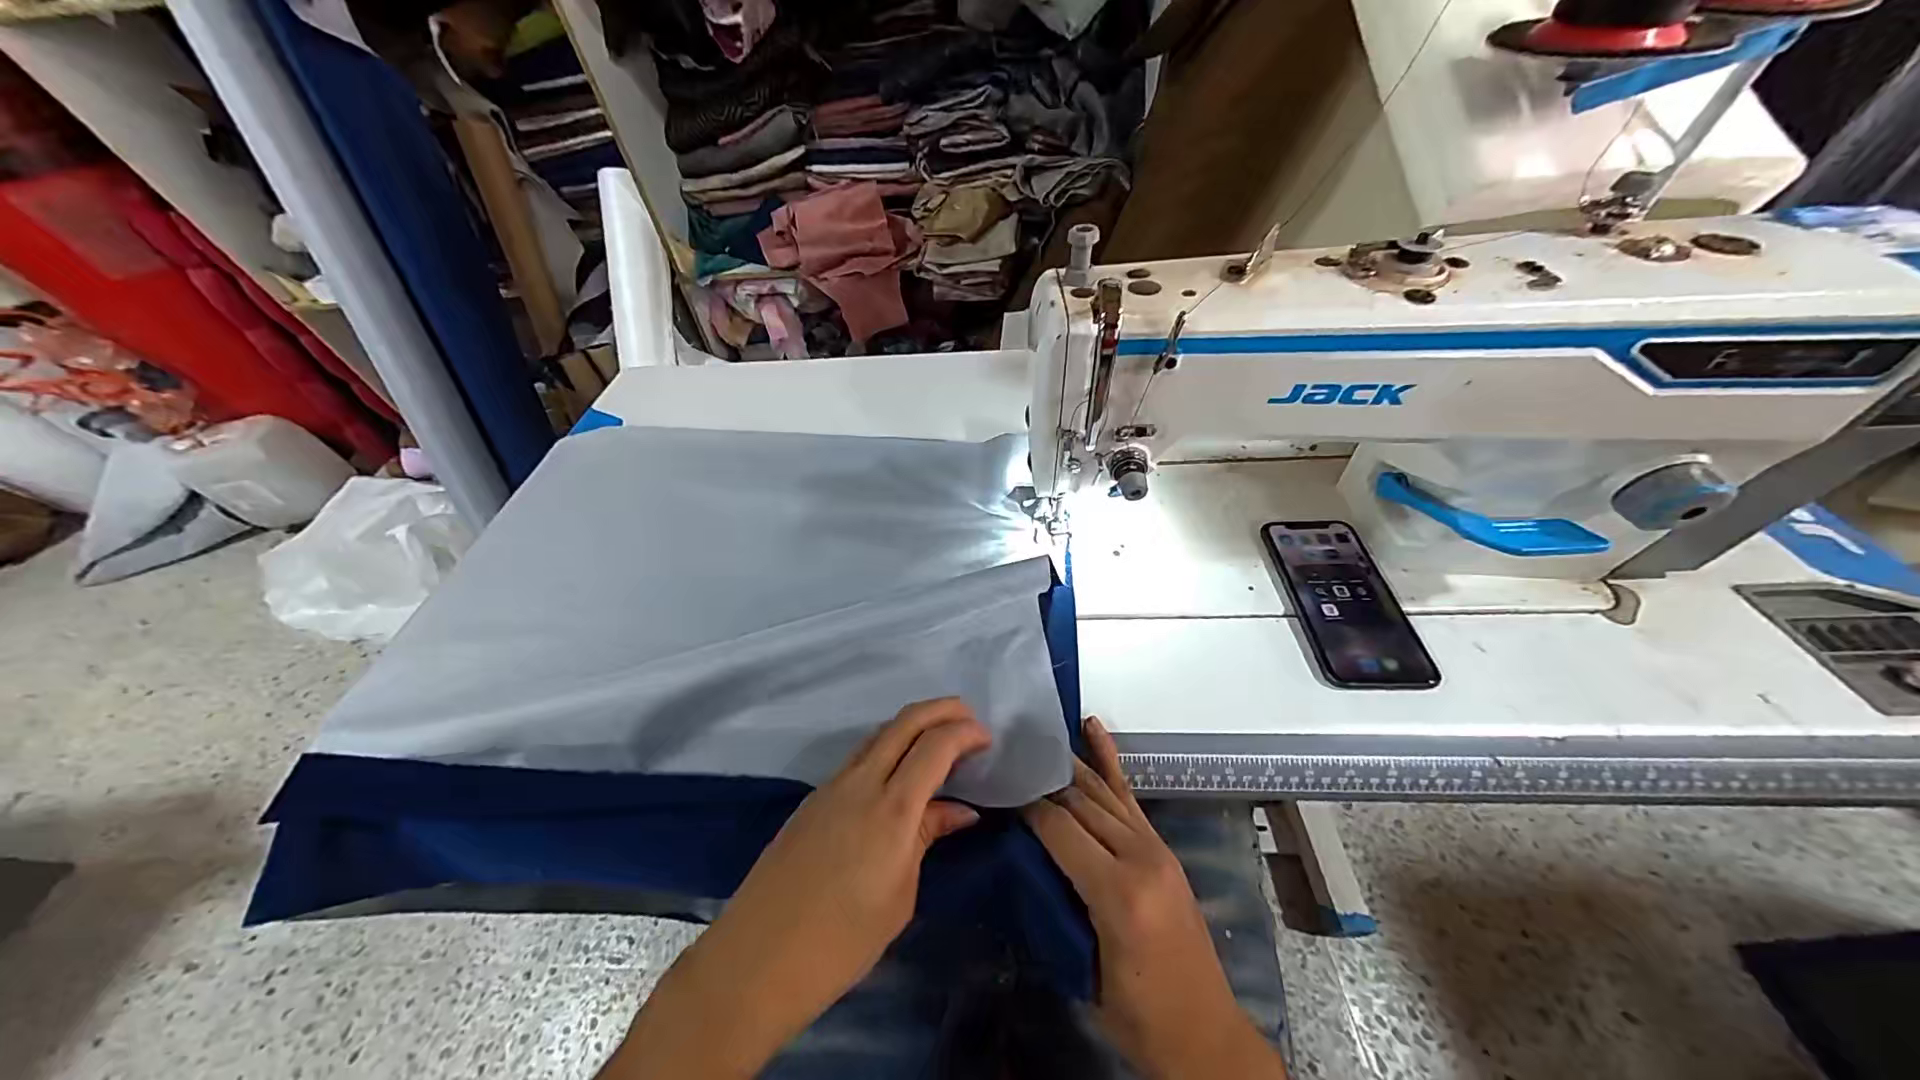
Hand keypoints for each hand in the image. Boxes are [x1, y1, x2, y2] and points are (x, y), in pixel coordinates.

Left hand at [601, 698, 989, 1078]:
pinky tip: (900, 772)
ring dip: (913, 725)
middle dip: (942, 710)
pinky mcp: (812, 799)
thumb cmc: (841, 942)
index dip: (966, 732)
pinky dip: (888, 748)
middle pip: (905, 722)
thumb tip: (957, 811)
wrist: (757, 959)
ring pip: (878, 734)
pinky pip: (859, 757)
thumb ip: (926, 838)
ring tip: (940, 740)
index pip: (935, 745)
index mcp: (892, 809)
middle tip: (970, 720)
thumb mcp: (899, 896)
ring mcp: (831, 787)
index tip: (987, 739)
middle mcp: (861, 783)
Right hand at [1023, 717, 1287, 1079]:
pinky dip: (1109, 762)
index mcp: (1118, 892)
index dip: (1026, 806)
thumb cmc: (1138, 1014)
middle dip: (1041, 781)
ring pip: (1103, 792)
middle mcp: (1141, 858)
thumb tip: (1024, 856)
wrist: (1205, 1034)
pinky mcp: (1163, 849)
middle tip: (1006, 761)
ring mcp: (1156, 849)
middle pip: (1080, 802)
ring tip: (1036, 741)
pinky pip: (1130, 798)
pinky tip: (1093, 731)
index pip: (1060, 828)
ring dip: (1068, 766)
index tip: (997, 790)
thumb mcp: (1083, 967)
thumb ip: (1055, 906)